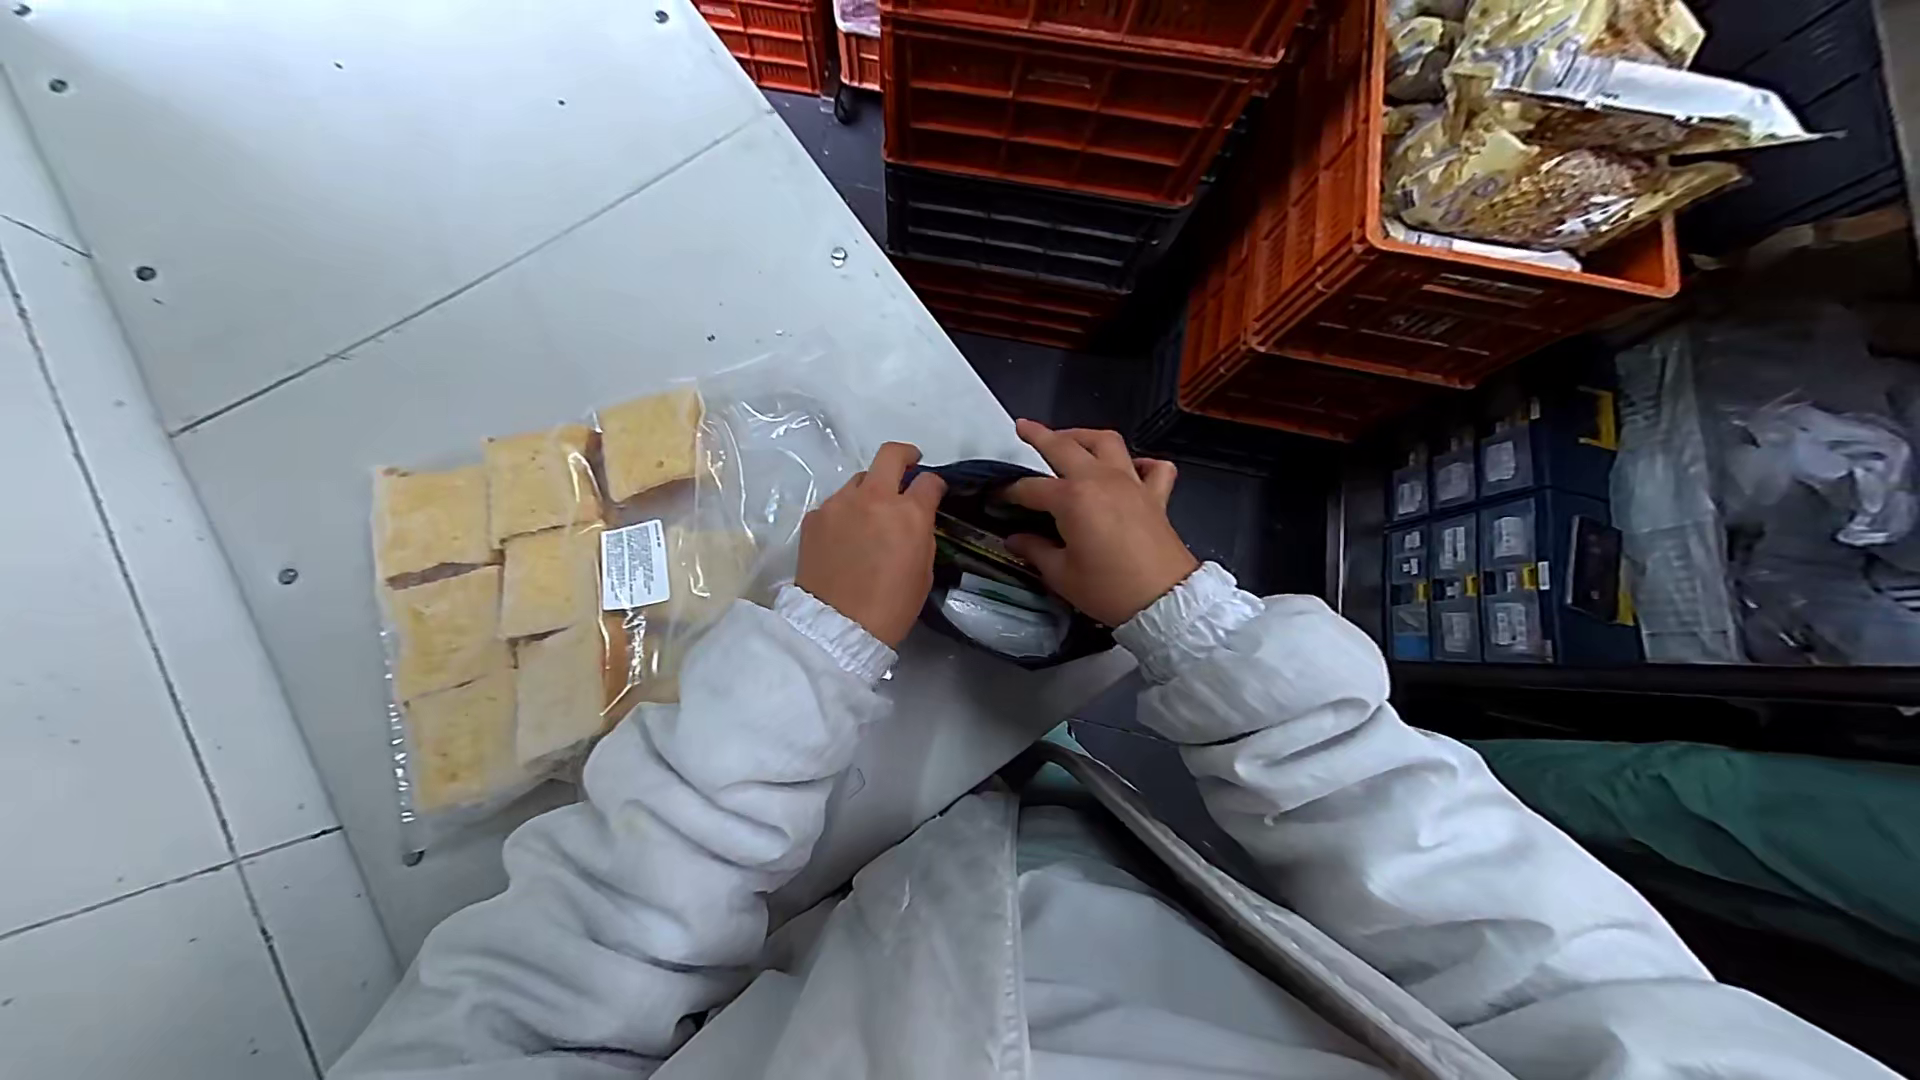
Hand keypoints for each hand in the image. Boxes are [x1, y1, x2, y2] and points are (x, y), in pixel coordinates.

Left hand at [796, 442, 945, 646]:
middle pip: (890, 454)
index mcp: (908, 513)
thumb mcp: (924, 569)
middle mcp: (873, 498)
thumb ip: (921, 532)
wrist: (837, 626)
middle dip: (904, 456)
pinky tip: (845, 537)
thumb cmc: (892, 605)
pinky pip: (836, 503)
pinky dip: (845, 512)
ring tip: (869, 515)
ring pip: (859, 479)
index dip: (934, 484)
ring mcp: (839, 504)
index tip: (933, 491)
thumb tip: (916, 516)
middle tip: (908, 467)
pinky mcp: (814, 516)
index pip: (929, 481)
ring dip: (870, 490)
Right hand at [1003, 420, 1196, 626]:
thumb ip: (1035, 550)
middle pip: (1064, 446)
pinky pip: (1153, 467)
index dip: (1008, 491)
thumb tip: (1015, 539)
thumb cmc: (1108, 590)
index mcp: (1072, 499)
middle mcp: (1101, 480)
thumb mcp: (1061, 575)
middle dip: (1039, 435)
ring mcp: (1132, 483)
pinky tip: (1129, 468)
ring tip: (1070, 438)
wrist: (1165, 601)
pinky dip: (1140, 463)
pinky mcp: (1156, 496)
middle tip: (1023, 427)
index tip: (995, 496)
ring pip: (1107, 442)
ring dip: (1084, 435)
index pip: (1030, 488)